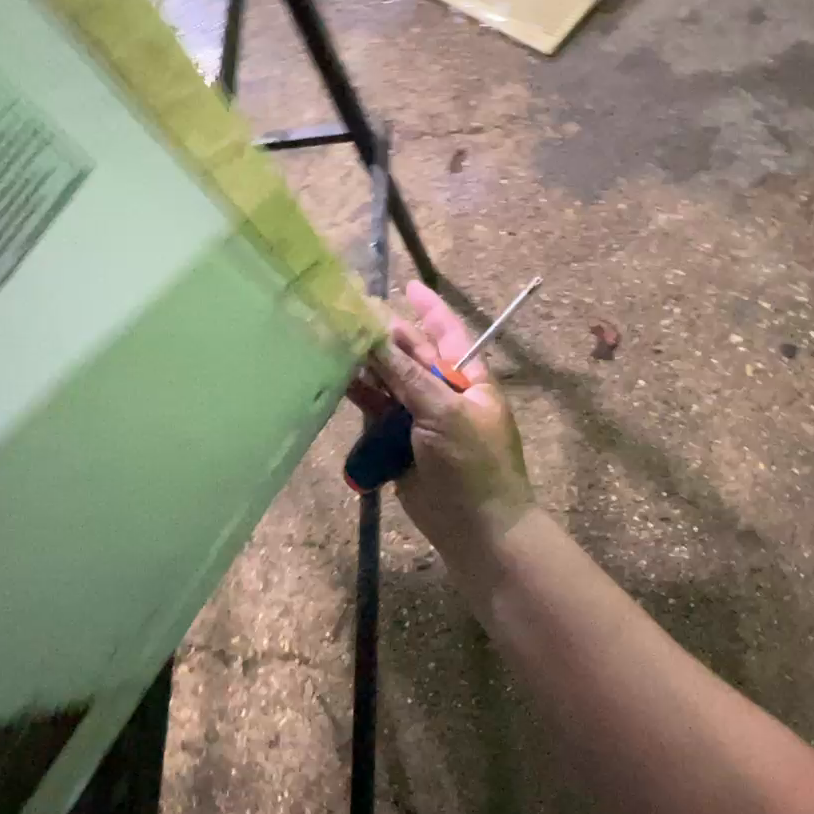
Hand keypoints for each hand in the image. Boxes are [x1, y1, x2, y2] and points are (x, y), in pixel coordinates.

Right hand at [365, 281, 533, 543]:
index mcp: (469, 378)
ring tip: (337, 343)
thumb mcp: (444, 413)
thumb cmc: (473, 464)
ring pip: (390, 383)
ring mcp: (421, 418)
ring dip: (368, 366)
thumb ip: (409, 376)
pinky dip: (361, 398)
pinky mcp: (399, 442)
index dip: (429, 309)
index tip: (408, 285)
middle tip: (351, 314)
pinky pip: (378, 412)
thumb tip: (380, 336)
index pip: (448, 333)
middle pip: (411, 355)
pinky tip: (339, 382)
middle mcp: (444, 392)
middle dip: (386, 336)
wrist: (476, 528)